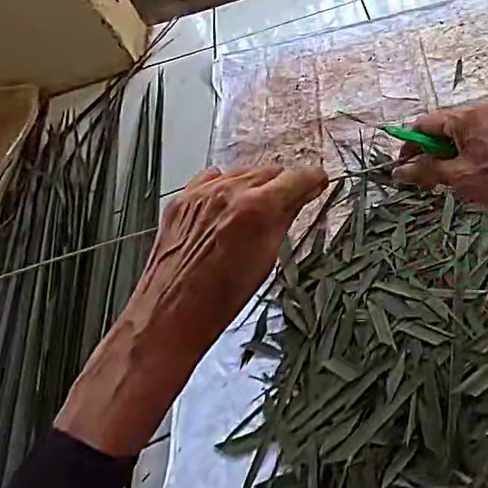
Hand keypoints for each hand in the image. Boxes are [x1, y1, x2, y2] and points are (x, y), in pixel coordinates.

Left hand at [54, 161, 327, 456]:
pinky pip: (213, 178)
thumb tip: (303, 195)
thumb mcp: (267, 258)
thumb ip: (286, 218)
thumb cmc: (221, 297)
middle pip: (272, 171)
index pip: (299, 176)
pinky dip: (225, 187)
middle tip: (286, 205)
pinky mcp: (183, 198)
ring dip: (255, 186)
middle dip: (283, 186)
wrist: (170, 316)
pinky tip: (226, 207)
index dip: (313, 180)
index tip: (318, 184)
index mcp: (257, 207)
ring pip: (244, 172)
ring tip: (253, 212)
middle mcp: (230, 192)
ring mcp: (203, 193)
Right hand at [393, 104, 487, 233]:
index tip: (403, 168)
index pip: (426, 123)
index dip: (410, 145)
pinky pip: (474, 142)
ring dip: (446, 157)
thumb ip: (426, 171)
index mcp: (468, 117)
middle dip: (429, 153)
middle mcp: (481, 113)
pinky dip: (463, 157)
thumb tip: (397, 172)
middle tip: (424, 180)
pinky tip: (465, 179)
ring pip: (458, 137)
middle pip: (441, 128)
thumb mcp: (460, 179)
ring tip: (445, 183)